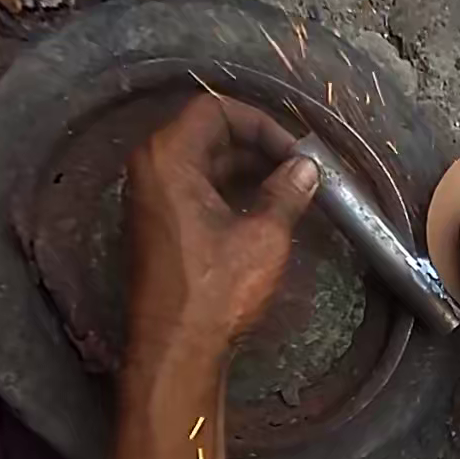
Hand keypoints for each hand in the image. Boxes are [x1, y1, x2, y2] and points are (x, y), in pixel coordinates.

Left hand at [121, 95, 319, 365]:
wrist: (178, 347)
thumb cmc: (217, 290)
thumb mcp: (264, 237)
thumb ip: (287, 193)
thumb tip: (306, 169)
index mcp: (169, 159)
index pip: (216, 111)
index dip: (262, 125)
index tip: (296, 152)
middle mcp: (153, 171)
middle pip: (210, 135)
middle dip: (259, 148)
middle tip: (301, 171)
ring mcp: (154, 201)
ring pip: (206, 166)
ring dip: (249, 172)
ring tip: (292, 191)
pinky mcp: (163, 228)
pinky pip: (199, 192)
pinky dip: (233, 193)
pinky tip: (267, 212)